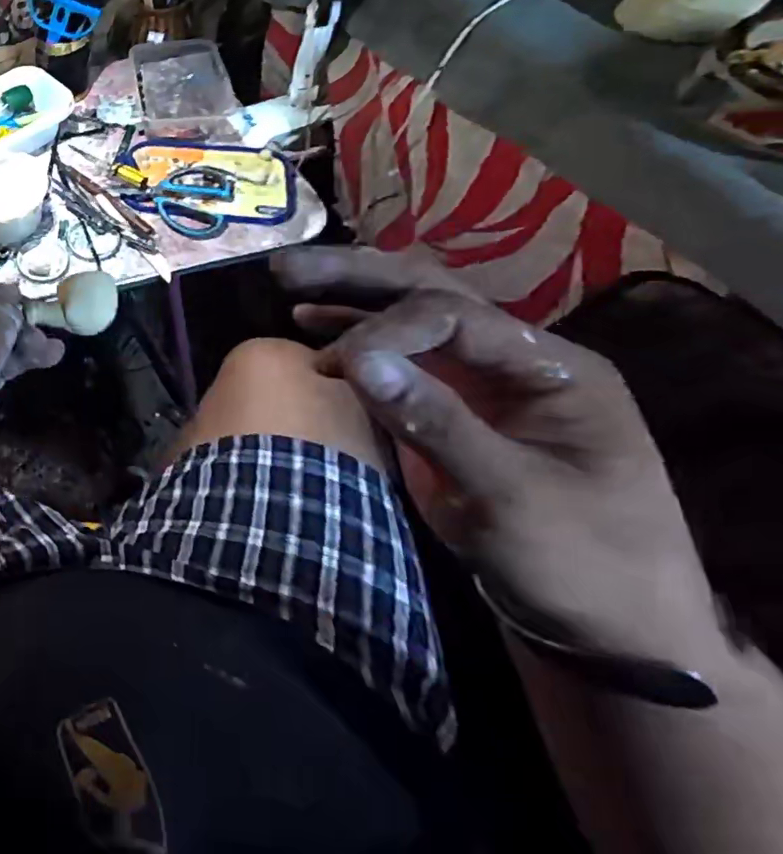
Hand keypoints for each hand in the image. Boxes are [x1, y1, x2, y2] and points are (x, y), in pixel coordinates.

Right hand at [272, 247, 723, 662]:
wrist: (608, 624)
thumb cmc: (578, 560)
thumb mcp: (510, 495)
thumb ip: (434, 420)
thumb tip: (352, 359)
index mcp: (554, 370)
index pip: (453, 318)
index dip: (384, 330)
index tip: (330, 365)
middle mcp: (517, 362)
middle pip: (434, 295)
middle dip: (358, 276)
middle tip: (286, 268)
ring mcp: (483, 384)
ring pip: (413, 318)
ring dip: (349, 297)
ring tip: (287, 283)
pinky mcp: (452, 408)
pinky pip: (399, 357)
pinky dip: (353, 336)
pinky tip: (312, 325)